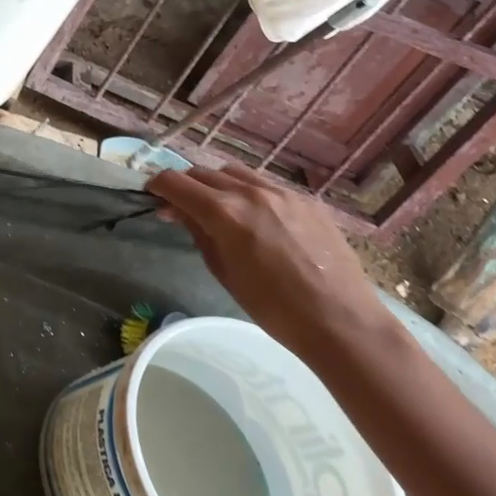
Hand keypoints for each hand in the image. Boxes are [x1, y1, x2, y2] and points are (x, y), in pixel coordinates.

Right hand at [147, 165, 389, 355]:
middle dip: (186, 185)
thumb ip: (197, 232)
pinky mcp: (308, 201)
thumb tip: (177, 211)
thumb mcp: (223, 271)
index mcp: (224, 213)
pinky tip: (257, 217)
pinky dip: (249, 192)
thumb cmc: (274, 308)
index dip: (157, 186)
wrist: (342, 323)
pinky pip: (266, 185)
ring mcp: (283, 193)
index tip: (152, 196)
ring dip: (217, 184)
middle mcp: (251, 192)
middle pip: (202, 172)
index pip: (175, 182)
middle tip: (182, 207)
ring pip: (234, 172)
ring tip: (220, 207)